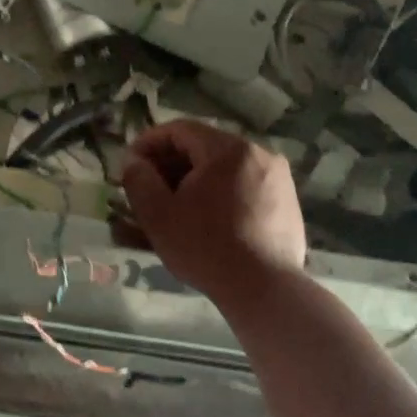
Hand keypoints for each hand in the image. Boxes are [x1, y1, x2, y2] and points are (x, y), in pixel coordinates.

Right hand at [114, 120, 306, 304]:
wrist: (262, 286)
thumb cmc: (203, 245)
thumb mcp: (157, 213)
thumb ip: (138, 179)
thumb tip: (134, 162)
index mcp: (228, 150)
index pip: (180, 130)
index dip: (148, 143)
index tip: (129, 164)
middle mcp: (259, 154)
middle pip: (204, 147)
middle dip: (170, 162)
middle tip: (147, 186)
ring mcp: (278, 178)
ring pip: (224, 167)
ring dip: (194, 179)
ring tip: (174, 204)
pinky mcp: (286, 201)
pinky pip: (244, 184)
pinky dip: (219, 192)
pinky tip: (205, 218)